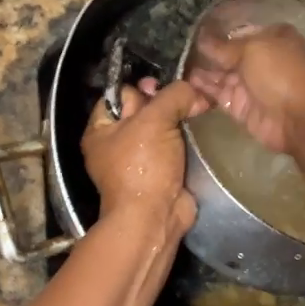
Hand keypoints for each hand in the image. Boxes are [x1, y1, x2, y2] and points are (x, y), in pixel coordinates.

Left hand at [82, 78, 208, 236]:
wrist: (154, 217)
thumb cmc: (143, 166)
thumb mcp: (154, 120)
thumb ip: (174, 96)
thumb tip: (195, 94)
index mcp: (100, 129)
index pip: (119, 94)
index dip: (141, 88)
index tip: (161, 90)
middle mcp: (117, 143)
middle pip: (144, 109)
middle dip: (167, 103)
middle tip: (188, 102)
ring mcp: (140, 160)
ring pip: (163, 128)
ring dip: (182, 121)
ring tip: (201, 113)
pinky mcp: (162, 173)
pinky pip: (176, 147)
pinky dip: (189, 140)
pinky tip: (203, 131)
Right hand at [184, 23, 304, 152]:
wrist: (297, 118)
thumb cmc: (280, 73)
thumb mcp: (252, 49)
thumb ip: (223, 46)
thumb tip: (202, 37)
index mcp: (270, 38)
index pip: (239, 33)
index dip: (217, 34)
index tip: (192, 33)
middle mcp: (260, 59)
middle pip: (227, 55)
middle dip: (206, 55)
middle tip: (179, 52)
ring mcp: (250, 84)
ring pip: (220, 76)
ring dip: (202, 72)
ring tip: (177, 67)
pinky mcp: (240, 106)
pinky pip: (219, 95)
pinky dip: (204, 90)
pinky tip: (186, 84)